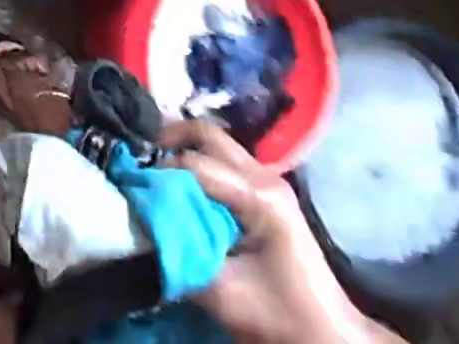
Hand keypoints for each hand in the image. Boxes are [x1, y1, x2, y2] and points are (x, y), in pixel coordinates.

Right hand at [161, 121, 405, 343]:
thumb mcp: (225, 294)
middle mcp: (265, 176)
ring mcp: (268, 180)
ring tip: (155, 166)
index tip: (131, 182)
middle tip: (141, 154)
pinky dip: (198, 162)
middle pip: (210, 135)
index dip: (161, 172)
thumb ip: (182, 256)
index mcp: (260, 197)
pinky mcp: (266, 191)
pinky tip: (180, 182)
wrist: (327, 335)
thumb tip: (143, 230)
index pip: (197, 165)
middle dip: (171, 137)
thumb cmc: (279, 317)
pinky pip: (224, 161)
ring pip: (217, 143)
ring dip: (184, 147)